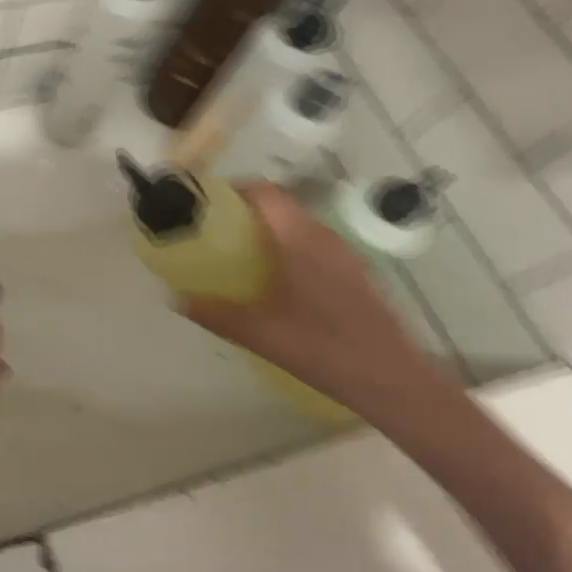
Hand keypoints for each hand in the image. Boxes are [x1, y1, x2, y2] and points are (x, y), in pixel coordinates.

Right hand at [178, 182, 448, 412]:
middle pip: (281, 206)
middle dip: (246, 212)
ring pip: (300, 225)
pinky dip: (290, 248)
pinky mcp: (357, 274)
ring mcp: (345, 255)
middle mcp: (324, 237)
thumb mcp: (261, 334)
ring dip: (269, 230)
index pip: (265, 192)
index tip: (205, 205)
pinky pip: (315, 245)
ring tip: (240, 256)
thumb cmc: (323, 349)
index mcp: (300, 240)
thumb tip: (177, 299)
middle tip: (215, 234)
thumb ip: (216, 313)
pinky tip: (277, 281)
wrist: (394, 382)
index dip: (234, 190)